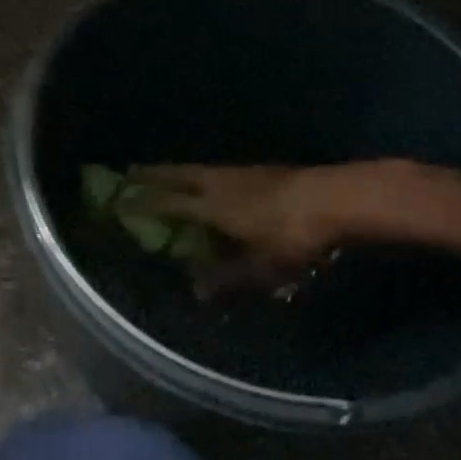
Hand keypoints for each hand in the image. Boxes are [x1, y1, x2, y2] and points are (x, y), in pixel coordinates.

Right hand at [127, 161, 414, 289]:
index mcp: (213, 206)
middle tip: (130, 170)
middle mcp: (222, 183)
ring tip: (166, 173)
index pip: (168, 203)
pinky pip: (223, 171)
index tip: (118, 200)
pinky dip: (206, 174)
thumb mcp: (260, 267)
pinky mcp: (267, 171)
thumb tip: (194, 290)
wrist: (343, 199)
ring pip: (202, 169)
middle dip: (153, 174)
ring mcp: (245, 172)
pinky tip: (213, 180)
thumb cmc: (295, 237)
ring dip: (179, 171)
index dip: (142, 202)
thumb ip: (225, 279)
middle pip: (179, 175)